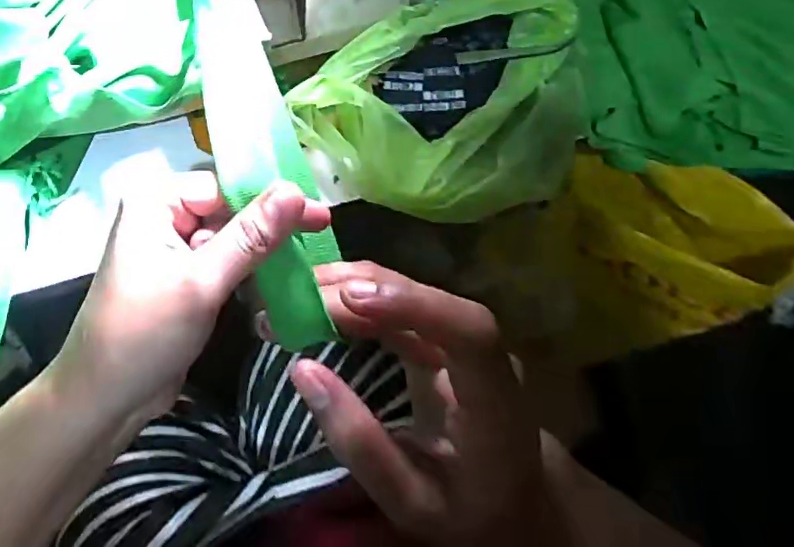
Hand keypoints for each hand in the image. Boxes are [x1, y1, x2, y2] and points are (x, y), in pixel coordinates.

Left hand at [50, 174, 330, 425]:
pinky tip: (279, 278)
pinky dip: (247, 270)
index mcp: (154, 199)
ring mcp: (169, 246)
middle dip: (268, 225)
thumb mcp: (203, 282)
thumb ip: (251, 236)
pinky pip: (220, 261)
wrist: (104, 399)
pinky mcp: (180, 276)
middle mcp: (160, 213)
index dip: (270, 198)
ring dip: (261, 250)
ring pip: (227, 236)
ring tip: (308, 256)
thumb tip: (296, 190)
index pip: (222, 185)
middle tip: (321, 232)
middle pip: (226, 208)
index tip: (319, 214)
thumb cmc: (146, 332)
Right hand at [287, 262, 562, 545]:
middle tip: (286, 304)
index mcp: (496, 401)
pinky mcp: (431, 325)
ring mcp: (455, 331)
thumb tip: (302, 368)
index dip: (412, 303)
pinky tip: (310, 303)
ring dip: (339, 287)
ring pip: (398, 286)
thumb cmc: (464, 507)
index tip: (349, 299)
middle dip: (350, 290)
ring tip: (286, 301)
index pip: (470, 331)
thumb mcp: (410, 502)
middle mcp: (481, 352)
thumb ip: (361, 445)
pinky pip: (386, 297)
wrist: (506, 497)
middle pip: (422, 296)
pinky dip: (345, 295)